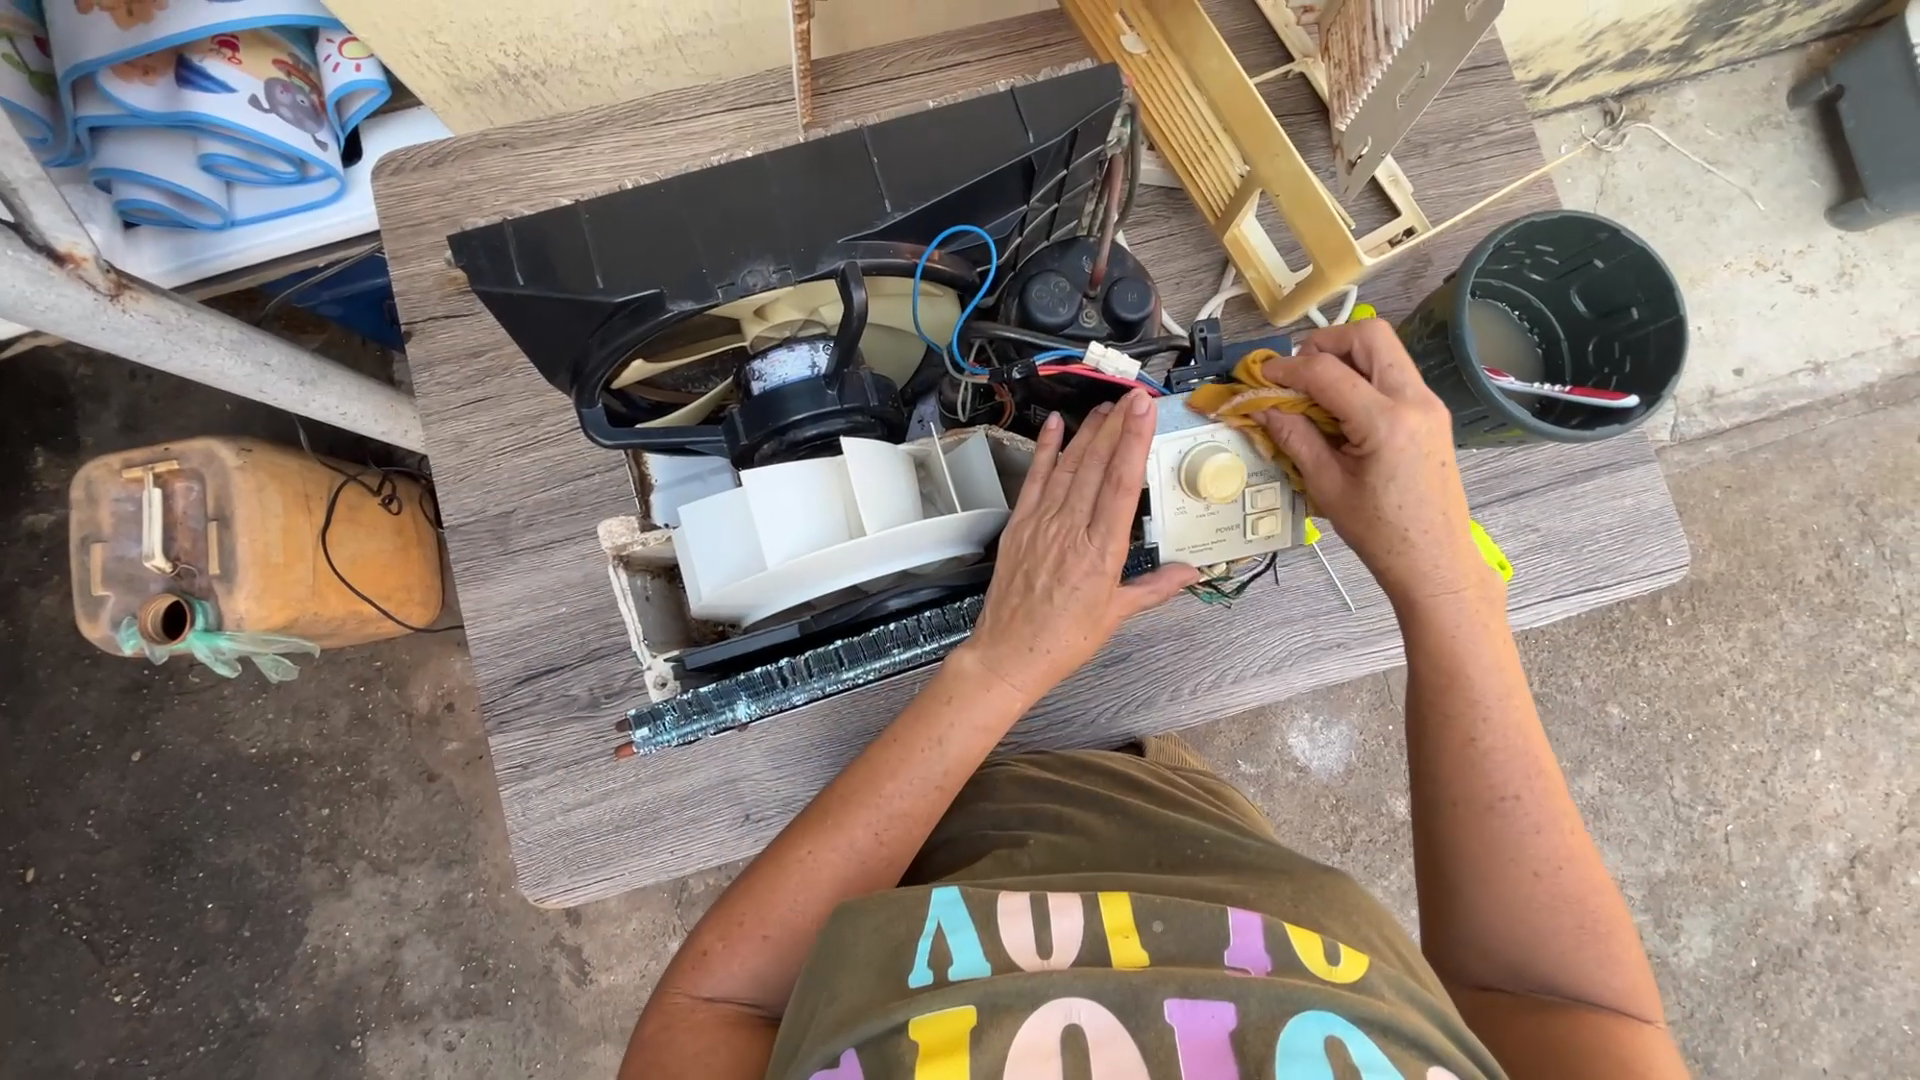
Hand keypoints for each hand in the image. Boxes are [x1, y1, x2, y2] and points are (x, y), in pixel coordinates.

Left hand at [958, 391, 1201, 702]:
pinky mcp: (1020, 526)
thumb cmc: (1063, 640)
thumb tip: (1190, 573)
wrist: (1010, 654)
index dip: (1134, 442)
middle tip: (1132, 397)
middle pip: (1096, 466)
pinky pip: (1034, 480)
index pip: (1122, 484)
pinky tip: (1055, 426)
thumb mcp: (1115, 616)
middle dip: (1116, 426)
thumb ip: (1154, 588)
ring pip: (1068, 467)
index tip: (1144, 411)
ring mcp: (1042, 524)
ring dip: (1087, 433)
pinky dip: (1045, 451)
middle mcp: (1071, 530)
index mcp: (1101, 552)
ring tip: (1106, 407)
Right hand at [1254, 320, 1494, 608]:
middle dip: (1324, 343)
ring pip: (1385, 350)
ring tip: (1312, 390)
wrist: (1433, 558)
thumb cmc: (1381, 532)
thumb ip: (1295, 437)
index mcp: (1385, 422)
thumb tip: (1267, 408)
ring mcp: (1428, 404)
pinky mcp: (1430, 414)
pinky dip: (1360, 376)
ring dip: (1344, 357)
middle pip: (1369, 335)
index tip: (1262, 377)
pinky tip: (1337, 408)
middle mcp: (1415, 401)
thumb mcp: (1326, 485)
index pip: (1327, 371)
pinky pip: (1392, 374)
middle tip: (1295, 371)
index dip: (1287, 369)